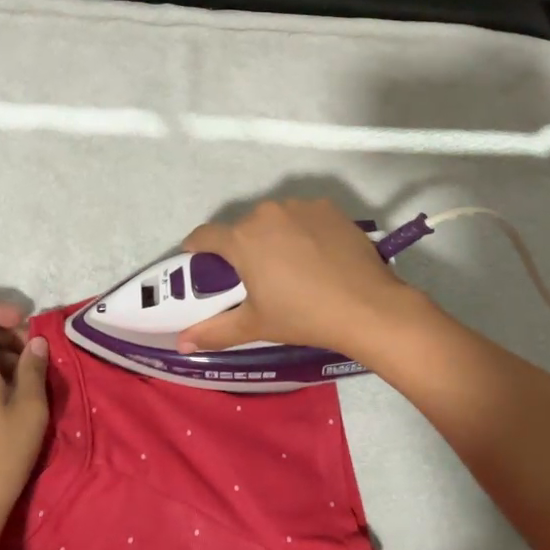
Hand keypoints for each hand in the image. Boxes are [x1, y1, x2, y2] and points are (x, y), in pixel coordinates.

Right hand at [177, 198, 425, 359]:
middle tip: (254, 277)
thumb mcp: (256, 325)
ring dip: (274, 236)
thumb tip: (182, 343)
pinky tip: (317, 256)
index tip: (200, 265)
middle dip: (242, 248)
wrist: (367, 306)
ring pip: (274, 219)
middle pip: (243, 227)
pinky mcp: (327, 207)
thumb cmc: (304, 316)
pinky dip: (303, 231)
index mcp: (242, 239)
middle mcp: (266, 213)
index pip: (204, 235)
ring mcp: (299, 206)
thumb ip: (214, 331)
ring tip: (291, 267)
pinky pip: (304, 216)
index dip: (197, 249)